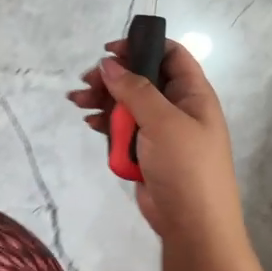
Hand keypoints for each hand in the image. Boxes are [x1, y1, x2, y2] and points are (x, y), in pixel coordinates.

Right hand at [69, 40, 245, 245]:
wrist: (193, 225)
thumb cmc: (186, 167)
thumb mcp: (163, 122)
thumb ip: (134, 90)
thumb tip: (108, 63)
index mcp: (193, 95)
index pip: (171, 54)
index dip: (142, 45)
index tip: (110, 51)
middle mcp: (177, 107)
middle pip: (141, 78)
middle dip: (112, 77)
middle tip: (86, 82)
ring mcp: (159, 130)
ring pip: (126, 103)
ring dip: (102, 100)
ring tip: (77, 102)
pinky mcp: (144, 151)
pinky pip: (121, 127)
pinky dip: (105, 123)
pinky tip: (90, 123)